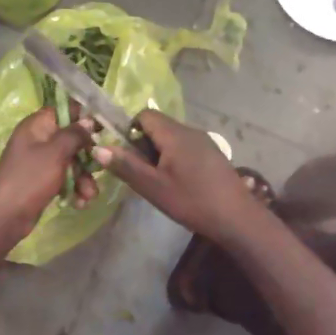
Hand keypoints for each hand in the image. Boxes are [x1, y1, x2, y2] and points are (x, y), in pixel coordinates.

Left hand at [0, 108, 95, 240]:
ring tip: (88, 195)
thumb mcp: (55, 152)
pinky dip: (74, 189)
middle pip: (72, 139)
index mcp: (36, 125)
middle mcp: (38, 140)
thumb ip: (74, 134)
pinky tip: (79, 203)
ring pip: (72, 162)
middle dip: (88, 157)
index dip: (85, 117)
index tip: (105, 128)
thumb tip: (89, 120)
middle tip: (101, 167)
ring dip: (84, 178)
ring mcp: (41, 162)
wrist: (6, 216)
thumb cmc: (30, 178)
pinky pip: (65, 179)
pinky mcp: (43, 181)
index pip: (65, 110)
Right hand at [93, 111, 261, 242]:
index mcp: (174, 134)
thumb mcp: (152, 187)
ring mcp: (204, 142)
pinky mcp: (212, 155)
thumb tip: (97, 148)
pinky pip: (184, 147)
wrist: (238, 219)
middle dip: (142, 145)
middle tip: (140, 172)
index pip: (144, 115)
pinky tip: (176, 183)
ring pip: (171, 138)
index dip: (129, 130)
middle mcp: (190, 131)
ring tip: (156, 180)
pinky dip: (173, 159)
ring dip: (157, 154)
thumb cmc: (192, 201)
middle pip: (157, 126)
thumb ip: (125, 166)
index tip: (126, 155)